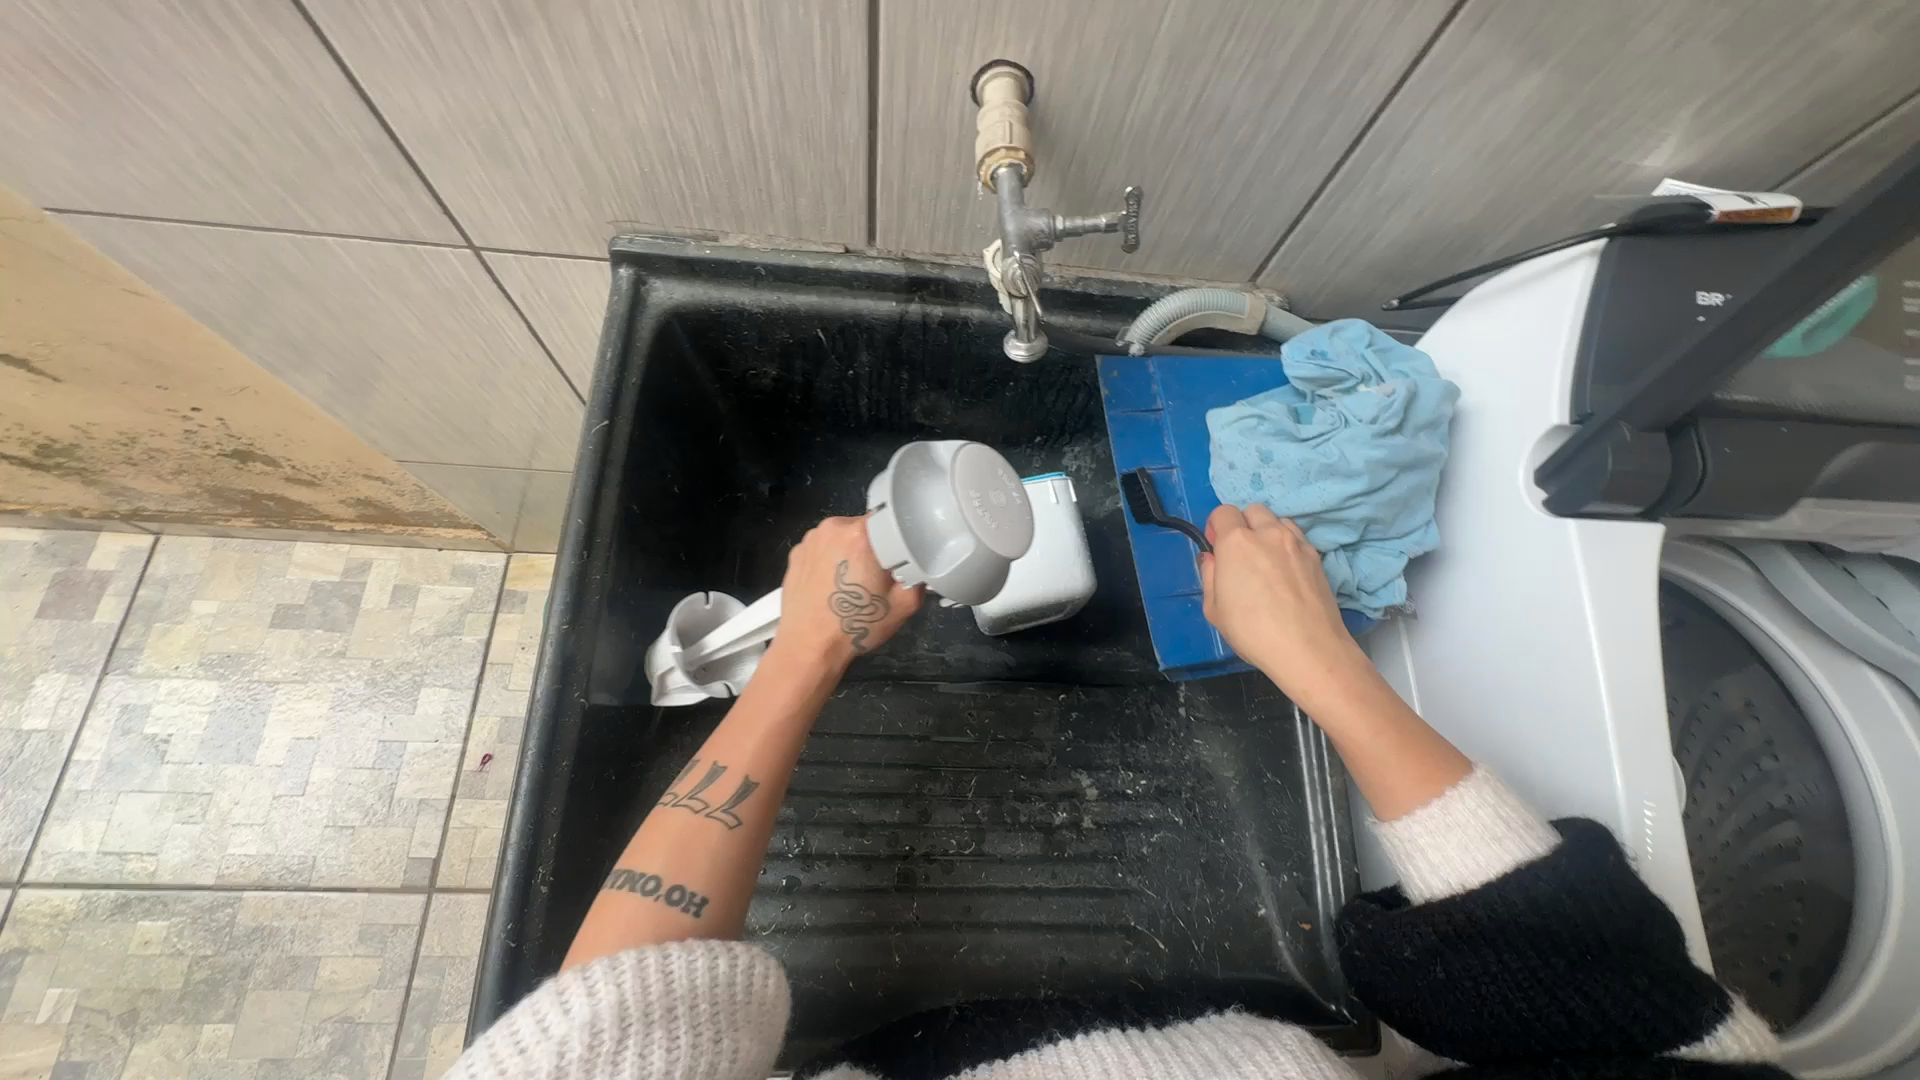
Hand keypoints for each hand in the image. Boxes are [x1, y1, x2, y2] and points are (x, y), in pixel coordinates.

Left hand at [770, 515, 922, 670]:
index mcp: (861, 534)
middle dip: (874, 546)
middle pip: (864, 527)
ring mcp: (810, 540)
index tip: (898, 560)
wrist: (809, 648)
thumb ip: (919, 576)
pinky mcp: (796, 554)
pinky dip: (830, 560)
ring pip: (842, 537)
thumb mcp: (905, 605)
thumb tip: (918, 563)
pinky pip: (822, 548)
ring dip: (850, 552)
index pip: (889, 519)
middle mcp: (833, 528)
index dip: (898, 537)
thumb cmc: (857, 625)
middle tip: (876, 577)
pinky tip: (831, 586)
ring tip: (852, 583)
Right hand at [1200, 505, 1368, 705]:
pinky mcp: (1316, 557)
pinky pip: (1297, 538)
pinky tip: (1286, 572)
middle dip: (1243, 524)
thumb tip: (1211, 558)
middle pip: (1253, 510)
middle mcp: (1267, 533)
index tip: (1216, 548)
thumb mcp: (1214, 609)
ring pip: (1278, 521)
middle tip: (1240, 553)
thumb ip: (1209, 576)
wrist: (1307, 648)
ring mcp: (1296, 543)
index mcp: (1236, 542)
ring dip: (1267, 532)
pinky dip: (1287, 545)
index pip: (1223, 512)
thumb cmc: (1252, 631)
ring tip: (1266, 560)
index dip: (1216, 527)